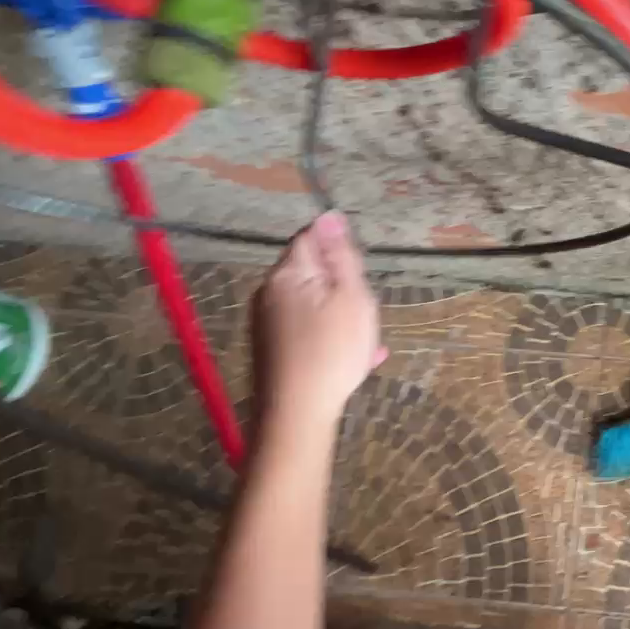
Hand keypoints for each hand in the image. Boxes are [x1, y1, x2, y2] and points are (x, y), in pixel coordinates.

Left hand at [254, 211, 385, 423]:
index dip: (340, 252)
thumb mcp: (352, 298)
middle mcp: (268, 292)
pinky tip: (351, 357)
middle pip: (312, 272)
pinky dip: (330, 334)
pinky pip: (306, 328)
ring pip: (312, 302)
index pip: (311, 238)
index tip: (359, 277)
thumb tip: (329, 216)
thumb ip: (341, 257)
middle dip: (342, 286)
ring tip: (363, 341)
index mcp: (288, 274)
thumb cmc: (333, 350)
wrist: (297, 412)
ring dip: (340, 312)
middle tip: (364, 313)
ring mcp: (265, 322)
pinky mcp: (270, 348)